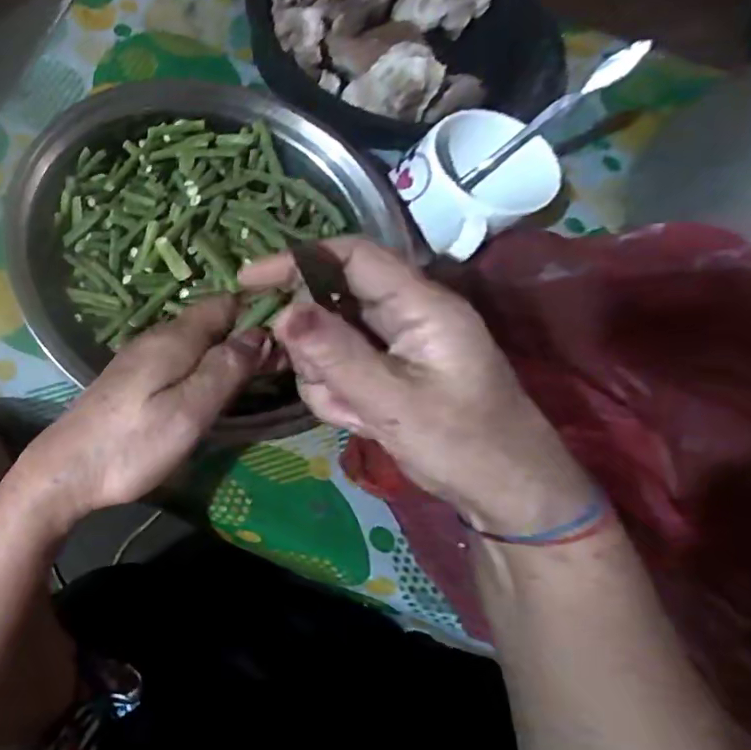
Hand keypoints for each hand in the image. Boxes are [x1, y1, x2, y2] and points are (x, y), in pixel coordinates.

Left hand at [13, 295, 278, 520]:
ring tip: (260, 379)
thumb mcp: (187, 411)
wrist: (64, 472)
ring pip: (193, 344)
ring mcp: (137, 361)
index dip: (261, 313)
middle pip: (210, 323)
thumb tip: (259, 333)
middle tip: (286, 366)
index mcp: (171, 339)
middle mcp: (153, 340)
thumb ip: (224, 370)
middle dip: (247, 336)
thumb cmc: (129, 445)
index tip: (297, 336)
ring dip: (225, 355)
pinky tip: (213, 392)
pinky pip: (176, 363)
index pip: (225, 303)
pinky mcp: (129, 383)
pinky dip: (201, 370)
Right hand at [238, 238, 590, 532]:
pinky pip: (329, 366)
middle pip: (326, 300)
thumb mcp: (392, 402)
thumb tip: (282, 313)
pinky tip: (357, 419)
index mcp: (421, 306)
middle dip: (308, 342)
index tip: (247, 282)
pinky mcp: (379, 367)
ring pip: (321, 338)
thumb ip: (335, 356)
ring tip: (353, 411)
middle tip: (320, 381)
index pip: (351, 256)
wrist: (503, 493)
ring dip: (320, 375)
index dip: (297, 260)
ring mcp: (389, 342)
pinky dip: (329, 391)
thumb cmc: (463, 443)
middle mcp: (402, 314)